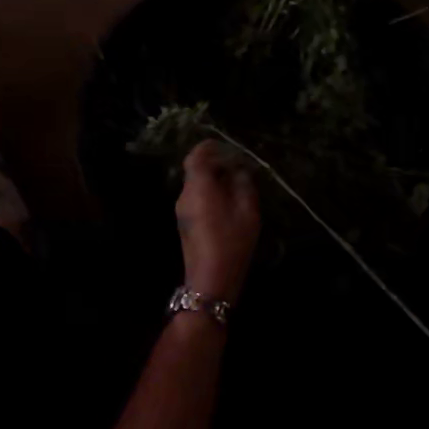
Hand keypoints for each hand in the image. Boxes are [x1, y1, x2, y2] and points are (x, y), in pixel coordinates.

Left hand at [174, 141, 259, 302]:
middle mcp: (184, 195)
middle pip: (195, 170)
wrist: (211, 281)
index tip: (227, 147)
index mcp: (198, 187)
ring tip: (237, 185)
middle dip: (215, 164)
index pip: (196, 156)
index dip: (210, 148)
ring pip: (196, 185)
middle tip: (238, 167)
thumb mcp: (247, 210)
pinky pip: (196, 198)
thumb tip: (239, 169)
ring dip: (213, 180)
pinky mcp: (184, 223)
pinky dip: (209, 193)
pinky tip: (227, 204)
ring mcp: (181, 211)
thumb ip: (243, 183)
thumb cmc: (231, 242)